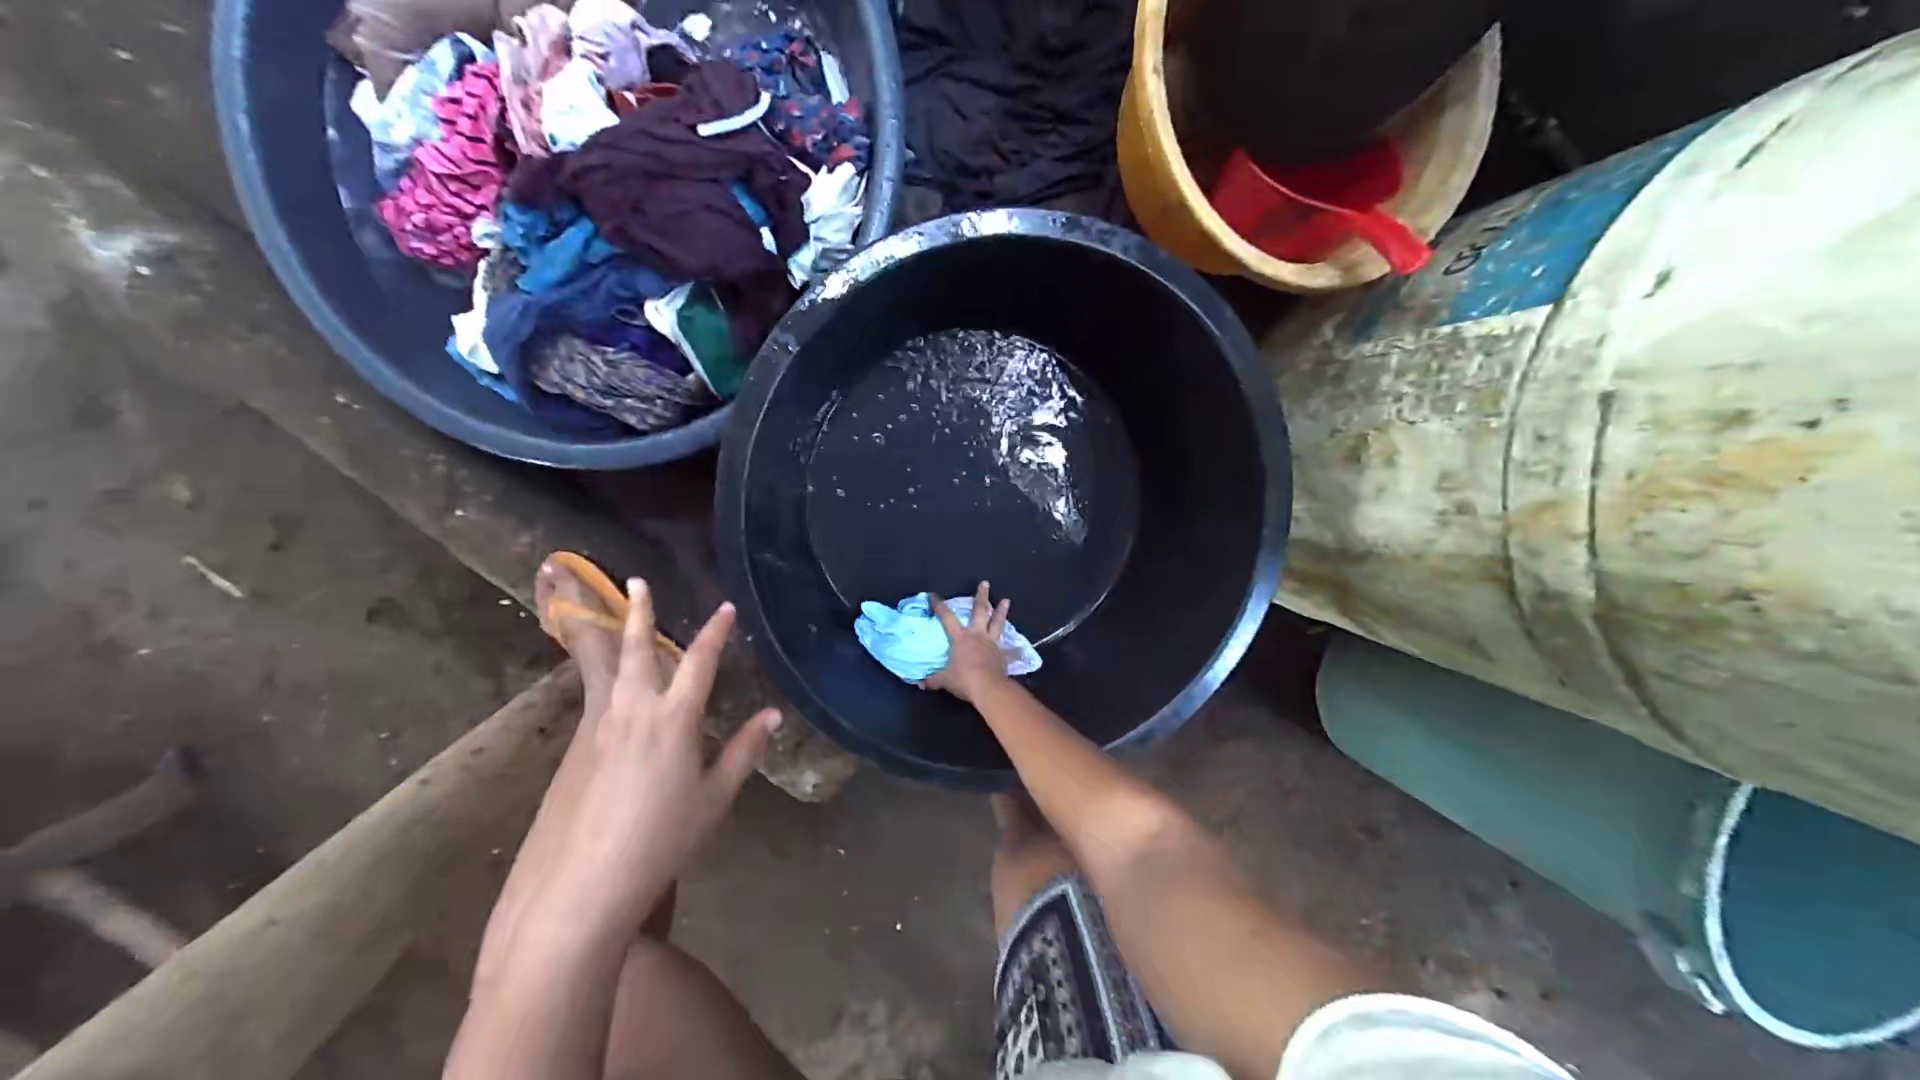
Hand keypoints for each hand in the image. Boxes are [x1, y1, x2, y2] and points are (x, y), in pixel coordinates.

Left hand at [528, 581, 779, 938]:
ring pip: (608, 669)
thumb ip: (744, 751)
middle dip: (640, 613)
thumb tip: (773, 715)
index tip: (726, 608)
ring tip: (618, 619)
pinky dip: (607, 679)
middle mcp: (632, 711)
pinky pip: (597, 699)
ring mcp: (597, 728)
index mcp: (673, 719)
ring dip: (616, 638)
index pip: (700, 662)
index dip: (716, 632)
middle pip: (636, 650)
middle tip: (638, 582)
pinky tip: (615, 693)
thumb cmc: (661, 840)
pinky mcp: (575, 750)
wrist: (581, 885)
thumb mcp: (714, 798)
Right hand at [922, 581, 1014, 703]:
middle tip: (985, 583)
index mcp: (961, 638)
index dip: (939, 606)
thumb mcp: (944, 680)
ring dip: (1001, 611)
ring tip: (1006, 600)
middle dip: (981, 596)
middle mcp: (978, 635)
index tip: (933, 595)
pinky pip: (1010, 650)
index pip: (947, 618)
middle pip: (980, 611)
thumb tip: (920, 683)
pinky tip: (1022, 648)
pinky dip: (1015, 649)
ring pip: (997, 623)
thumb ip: (933, 679)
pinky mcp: (1004, 654)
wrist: (989, 688)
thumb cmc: (964, 679)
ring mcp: (993, 643)